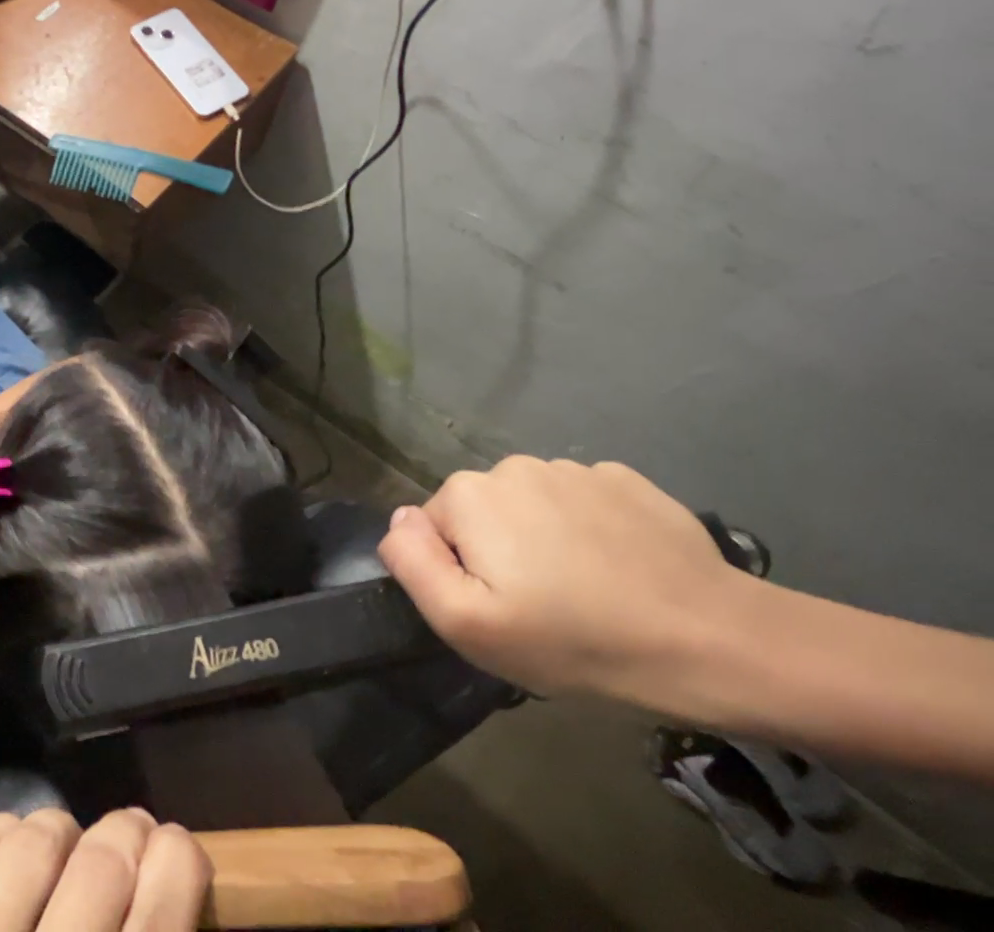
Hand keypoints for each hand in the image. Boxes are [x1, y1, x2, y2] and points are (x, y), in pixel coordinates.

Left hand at [0, 808, 211, 931]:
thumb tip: (168, 880)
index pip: (156, 919)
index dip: (178, 863)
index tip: (177, 848)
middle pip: (102, 864)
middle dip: (127, 834)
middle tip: (131, 832)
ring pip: (38, 839)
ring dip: (64, 835)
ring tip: (66, 853)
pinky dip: (5, 836)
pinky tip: (10, 860)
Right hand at [379, 456, 748, 701]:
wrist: (709, 643)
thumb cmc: (572, 641)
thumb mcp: (464, 622)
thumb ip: (411, 561)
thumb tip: (400, 520)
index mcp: (471, 494)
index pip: (431, 529)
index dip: (456, 573)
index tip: (497, 610)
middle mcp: (517, 466)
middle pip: (479, 513)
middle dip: (494, 553)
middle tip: (535, 607)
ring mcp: (578, 470)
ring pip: (529, 508)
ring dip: (540, 541)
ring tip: (581, 593)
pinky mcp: (629, 482)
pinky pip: (580, 505)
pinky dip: (585, 532)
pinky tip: (616, 571)